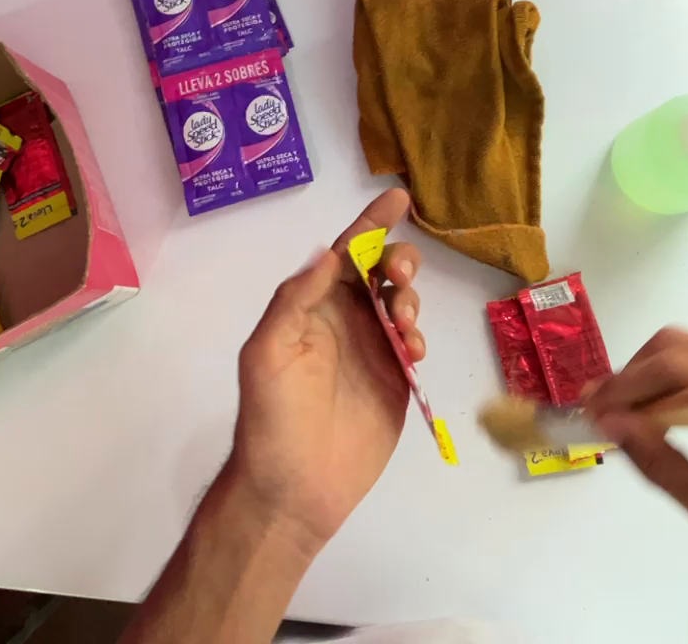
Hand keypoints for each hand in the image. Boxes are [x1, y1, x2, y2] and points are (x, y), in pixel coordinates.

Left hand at [226, 187, 424, 554]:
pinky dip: (419, 339)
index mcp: (311, 306)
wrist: (294, 490)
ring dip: (409, 299)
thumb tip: (326, 254)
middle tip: (399, 276)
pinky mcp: (393, 380)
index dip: (370, 223)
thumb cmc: (273, 417)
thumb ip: (294, 300)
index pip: (344, 253)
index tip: (398, 197)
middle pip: (380, 271)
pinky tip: (412, 354)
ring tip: (403, 328)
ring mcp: (370, 349)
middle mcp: (343, 319)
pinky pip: (414, 344)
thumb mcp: (268, 352)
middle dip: (398, 261)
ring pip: (401, 302)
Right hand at [587, 329, 687, 643]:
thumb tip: (608, 421)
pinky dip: (686, 392)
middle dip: (636, 377)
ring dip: (657, 382)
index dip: (626, 384)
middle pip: (686, 349)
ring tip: (624, 420)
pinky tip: (666, 424)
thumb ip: (663, 464)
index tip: (589, 412)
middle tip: (601, 414)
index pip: (679, 367)